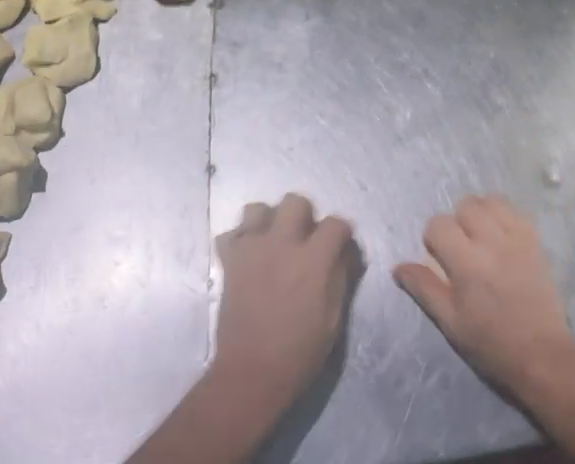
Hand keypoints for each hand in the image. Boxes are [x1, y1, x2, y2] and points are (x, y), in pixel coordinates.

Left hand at [211, 194, 356, 404]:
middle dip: (305, 216)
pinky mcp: (229, 262)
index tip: (340, 247)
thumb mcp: (334, 317)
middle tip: (305, 241)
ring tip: (274, 243)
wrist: (252, 372)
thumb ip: (341, 276)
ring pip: (257, 209)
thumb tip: (345, 252)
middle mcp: (282, 244)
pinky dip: (240, 240)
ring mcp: (251, 250)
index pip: (336, 223)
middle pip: (295, 201)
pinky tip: (250, 257)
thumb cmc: (301, 351)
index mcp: (313, 259)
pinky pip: (230, 234)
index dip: (342, 234)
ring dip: (269, 221)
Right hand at [394, 195, 574, 395]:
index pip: (438, 224)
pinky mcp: (535, 241)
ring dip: (480, 213)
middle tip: (459, 249)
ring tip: (479, 238)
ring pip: (491, 201)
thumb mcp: (450, 322)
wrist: (541, 354)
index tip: (439, 259)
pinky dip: (503, 216)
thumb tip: (398, 267)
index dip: (432, 239)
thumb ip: (424, 288)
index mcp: (467, 262)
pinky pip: (515, 211)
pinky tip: (500, 238)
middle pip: (465, 205)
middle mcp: (492, 241)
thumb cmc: (491, 343)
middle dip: (456, 222)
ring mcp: (517, 238)